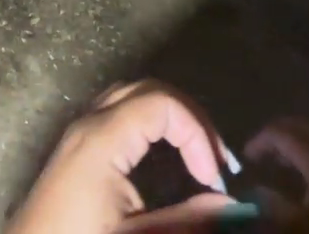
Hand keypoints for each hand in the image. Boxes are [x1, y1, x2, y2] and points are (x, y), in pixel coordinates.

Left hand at [6, 81, 241, 233]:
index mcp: (101, 138)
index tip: (214, 179)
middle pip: (148, 89)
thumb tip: (231, 205)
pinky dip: (151, 124)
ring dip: (171, 118)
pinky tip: (168, 157)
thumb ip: (185, 221)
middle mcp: (88, 123)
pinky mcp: (78, 147)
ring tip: (199, 158)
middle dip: (190, 118)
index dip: (197, 132)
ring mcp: (79, 131)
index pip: (162, 102)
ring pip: (133, 97)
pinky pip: (120, 114)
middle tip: (217, 163)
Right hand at [245, 120, 308, 233]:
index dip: (260, 140)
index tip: (247, 158)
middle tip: (263, 152)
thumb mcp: (304, 228)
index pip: (282, 133)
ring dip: (298, 146)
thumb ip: (276, 208)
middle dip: (279, 134)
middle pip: (303, 127)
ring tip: (284, 166)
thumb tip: (257, 191)